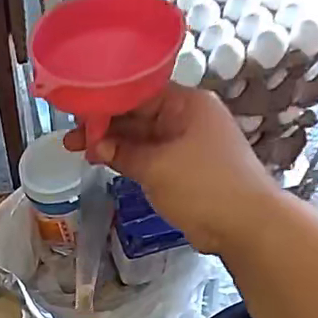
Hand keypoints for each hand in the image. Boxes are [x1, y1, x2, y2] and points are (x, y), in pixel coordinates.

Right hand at [66, 84, 286, 254]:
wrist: (246, 225)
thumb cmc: (204, 186)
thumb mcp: (157, 167)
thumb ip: (123, 153)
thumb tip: (96, 145)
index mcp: (187, 104)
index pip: (138, 92)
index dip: (106, 102)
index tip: (77, 114)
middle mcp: (187, 118)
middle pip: (139, 115)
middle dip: (106, 126)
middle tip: (72, 138)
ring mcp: (188, 144)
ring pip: (144, 138)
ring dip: (115, 145)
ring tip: (80, 151)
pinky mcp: (186, 169)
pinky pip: (152, 158)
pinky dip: (130, 160)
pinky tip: (106, 163)